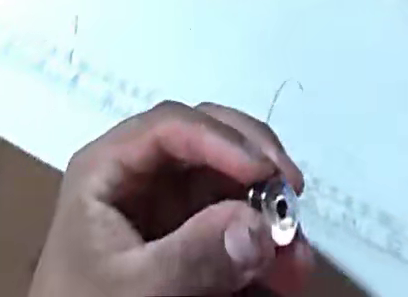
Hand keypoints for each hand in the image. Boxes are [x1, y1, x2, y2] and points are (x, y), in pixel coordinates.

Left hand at [29, 101, 315, 296]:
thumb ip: (194, 256)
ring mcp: (164, 204)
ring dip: (266, 207)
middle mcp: (140, 173)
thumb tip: (260, 225)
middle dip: (253, 162)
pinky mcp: (183, 237)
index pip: (170, 126)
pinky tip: (285, 270)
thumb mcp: (135, 289)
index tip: (265, 170)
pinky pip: (230, 222)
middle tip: (292, 191)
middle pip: (205, 139)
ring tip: (297, 252)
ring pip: (226, 179)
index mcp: (110, 166)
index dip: (221, 138)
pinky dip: (261, 240)